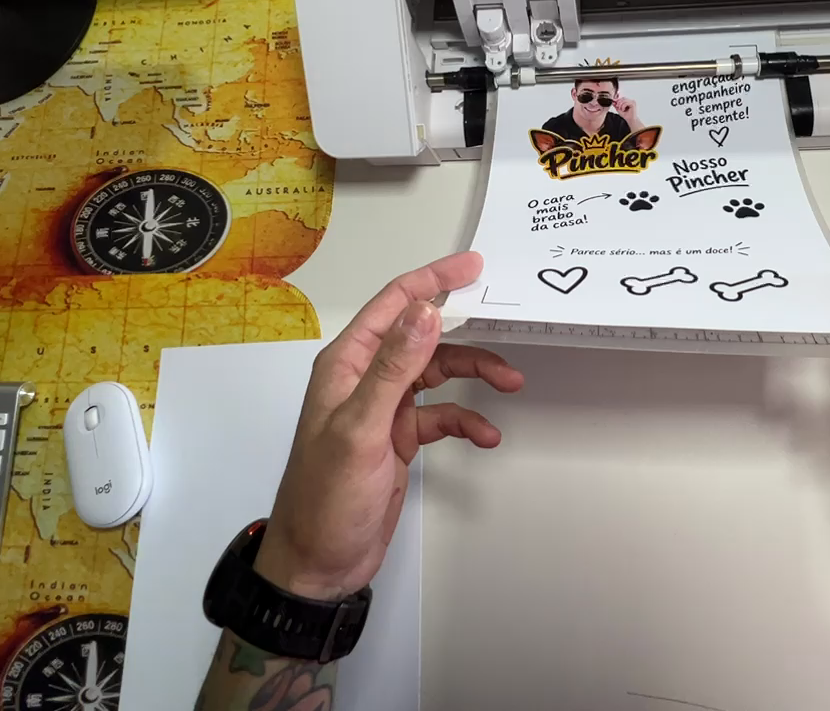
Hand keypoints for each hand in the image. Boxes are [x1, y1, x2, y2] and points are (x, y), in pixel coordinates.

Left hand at [256, 252, 524, 600]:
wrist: (319, 564)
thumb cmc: (327, 496)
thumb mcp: (361, 428)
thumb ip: (394, 367)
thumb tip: (426, 310)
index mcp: (349, 363)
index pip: (394, 304)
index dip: (433, 279)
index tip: (472, 265)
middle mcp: (367, 377)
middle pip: (424, 336)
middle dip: (466, 331)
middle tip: (504, 321)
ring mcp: (386, 407)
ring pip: (438, 374)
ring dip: (474, 375)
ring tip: (510, 383)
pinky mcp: (400, 436)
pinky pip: (441, 415)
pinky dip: (466, 419)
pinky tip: (486, 435)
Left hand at [609, 94, 635, 118]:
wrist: (630, 120)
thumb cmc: (626, 115)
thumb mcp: (619, 110)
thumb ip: (616, 106)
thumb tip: (613, 102)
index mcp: (629, 101)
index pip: (622, 98)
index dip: (618, 100)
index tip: (614, 102)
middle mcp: (631, 101)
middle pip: (623, 98)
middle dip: (618, 102)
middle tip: (617, 107)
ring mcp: (633, 102)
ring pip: (624, 100)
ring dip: (620, 105)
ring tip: (621, 109)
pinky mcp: (633, 104)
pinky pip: (626, 103)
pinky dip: (623, 106)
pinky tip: (623, 110)